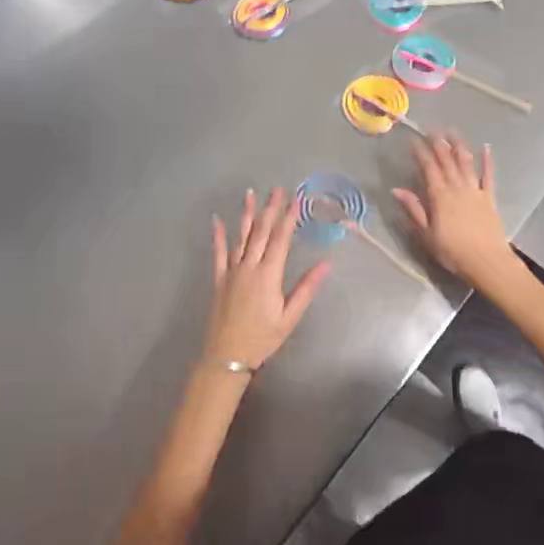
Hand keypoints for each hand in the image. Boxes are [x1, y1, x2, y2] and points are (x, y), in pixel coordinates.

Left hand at [204, 188, 330, 370]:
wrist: (227, 355)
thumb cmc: (263, 338)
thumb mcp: (290, 316)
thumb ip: (306, 288)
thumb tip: (326, 263)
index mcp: (269, 275)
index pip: (281, 239)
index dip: (289, 218)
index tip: (296, 200)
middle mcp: (249, 267)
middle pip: (261, 232)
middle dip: (270, 209)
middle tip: (277, 189)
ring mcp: (232, 271)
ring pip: (241, 237)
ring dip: (247, 214)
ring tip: (250, 194)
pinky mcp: (219, 279)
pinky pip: (218, 253)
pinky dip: (218, 235)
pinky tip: (216, 220)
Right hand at [392, 135, 518, 284]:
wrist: (486, 261)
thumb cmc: (452, 252)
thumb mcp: (426, 234)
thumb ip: (413, 210)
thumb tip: (396, 190)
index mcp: (439, 196)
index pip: (428, 169)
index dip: (420, 153)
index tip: (413, 140)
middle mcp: (457, 188)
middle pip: (447, 162)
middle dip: (438, 144)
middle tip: (432, 129)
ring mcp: (475, 191)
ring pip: (465, 163)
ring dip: (458, 146)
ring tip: (452, 132)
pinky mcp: (489, 198)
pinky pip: (488, 176)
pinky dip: (487, 161)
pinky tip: (486, 148)